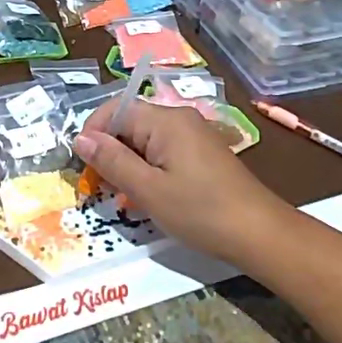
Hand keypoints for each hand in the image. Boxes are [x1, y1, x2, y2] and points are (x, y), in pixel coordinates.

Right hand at [74, 96, 292, 263]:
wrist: (260, 233)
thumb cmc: (201, 211)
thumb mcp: (148, 190)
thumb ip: (112, 161)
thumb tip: (80, 138)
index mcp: (165, 120)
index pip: (116, 109)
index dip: (93, 133)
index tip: (85, 166)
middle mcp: (179, 118)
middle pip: (130, 122)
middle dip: (109, 150)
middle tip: (101, 187)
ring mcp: (193, 135)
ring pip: (145, 138)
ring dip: (127, 162)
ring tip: (122, 195)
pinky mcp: (202, 153)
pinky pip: (163, 150)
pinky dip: (147, 168)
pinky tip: (148, 195)